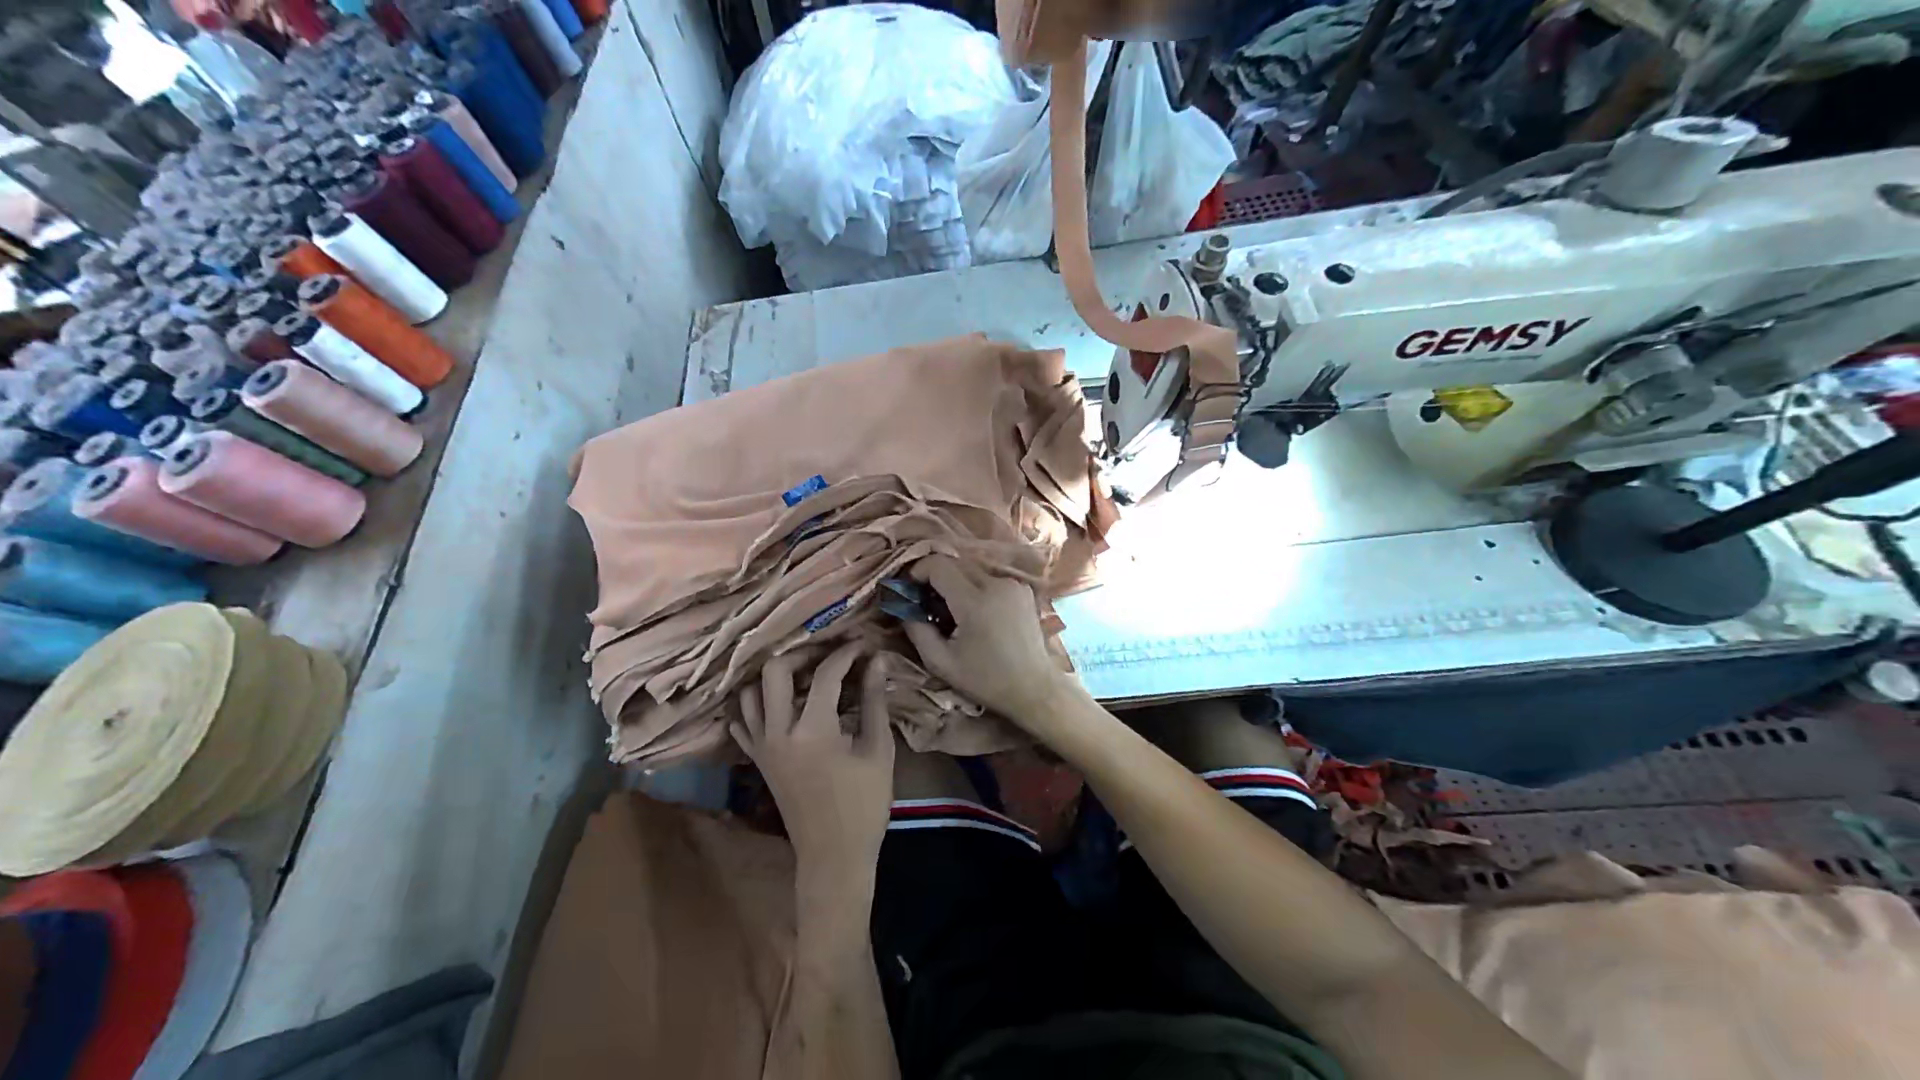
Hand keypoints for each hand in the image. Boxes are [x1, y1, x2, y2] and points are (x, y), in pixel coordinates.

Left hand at [733, 643, 895, 869]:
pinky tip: (781, 704)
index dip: (847, 653)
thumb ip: (874, 701)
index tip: (864, 644)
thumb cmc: (864, 804)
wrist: (833, 854)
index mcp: (812, 729)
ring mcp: (762, 746)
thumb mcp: (878, 750)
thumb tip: (876, 661)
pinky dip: (757, 706)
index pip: (826, 673)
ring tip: (804, 676)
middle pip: (774, 671)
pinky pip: (743, 722)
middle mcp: (778, 731)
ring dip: (774, 678)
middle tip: (826, 654)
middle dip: (801, 654)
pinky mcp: (757, 760)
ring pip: (750, 693)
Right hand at [903, 555, 1083, 734]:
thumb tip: (905, 609)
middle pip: (956, 563)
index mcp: (975, 602)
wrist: (1034, 688)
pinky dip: (977, 586)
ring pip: (973, 569)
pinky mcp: (1023, 589)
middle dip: (936, 576)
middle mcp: (996, 584)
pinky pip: (990, 578)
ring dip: (957, 581)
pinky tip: (976, 611)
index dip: (918, 571)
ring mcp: (1013, 584)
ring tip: (952, 609)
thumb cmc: (985, 679)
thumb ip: (917, 631)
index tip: (910, 589)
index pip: (939, 565)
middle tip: (926, 600)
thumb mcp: (942, 662)